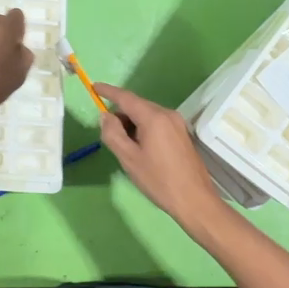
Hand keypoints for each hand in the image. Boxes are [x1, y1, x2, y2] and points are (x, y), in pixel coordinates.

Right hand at [98, 84, 225, 229]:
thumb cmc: (159, 180)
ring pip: (147, 115)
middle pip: (137, 106)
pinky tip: (141, 147)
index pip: (126, 97)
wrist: (195, 201)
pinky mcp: (182, 134)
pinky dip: (144, 128)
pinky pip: (157, 123)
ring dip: (132, 123)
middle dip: (120, 114)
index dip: (108, 91)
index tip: (93, 86)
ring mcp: (177, 123)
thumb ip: (113, 134)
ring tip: (125, 145)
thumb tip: (105, 116)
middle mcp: (167, 114)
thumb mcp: (129, 159)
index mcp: (153, 117)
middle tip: (108, 133)